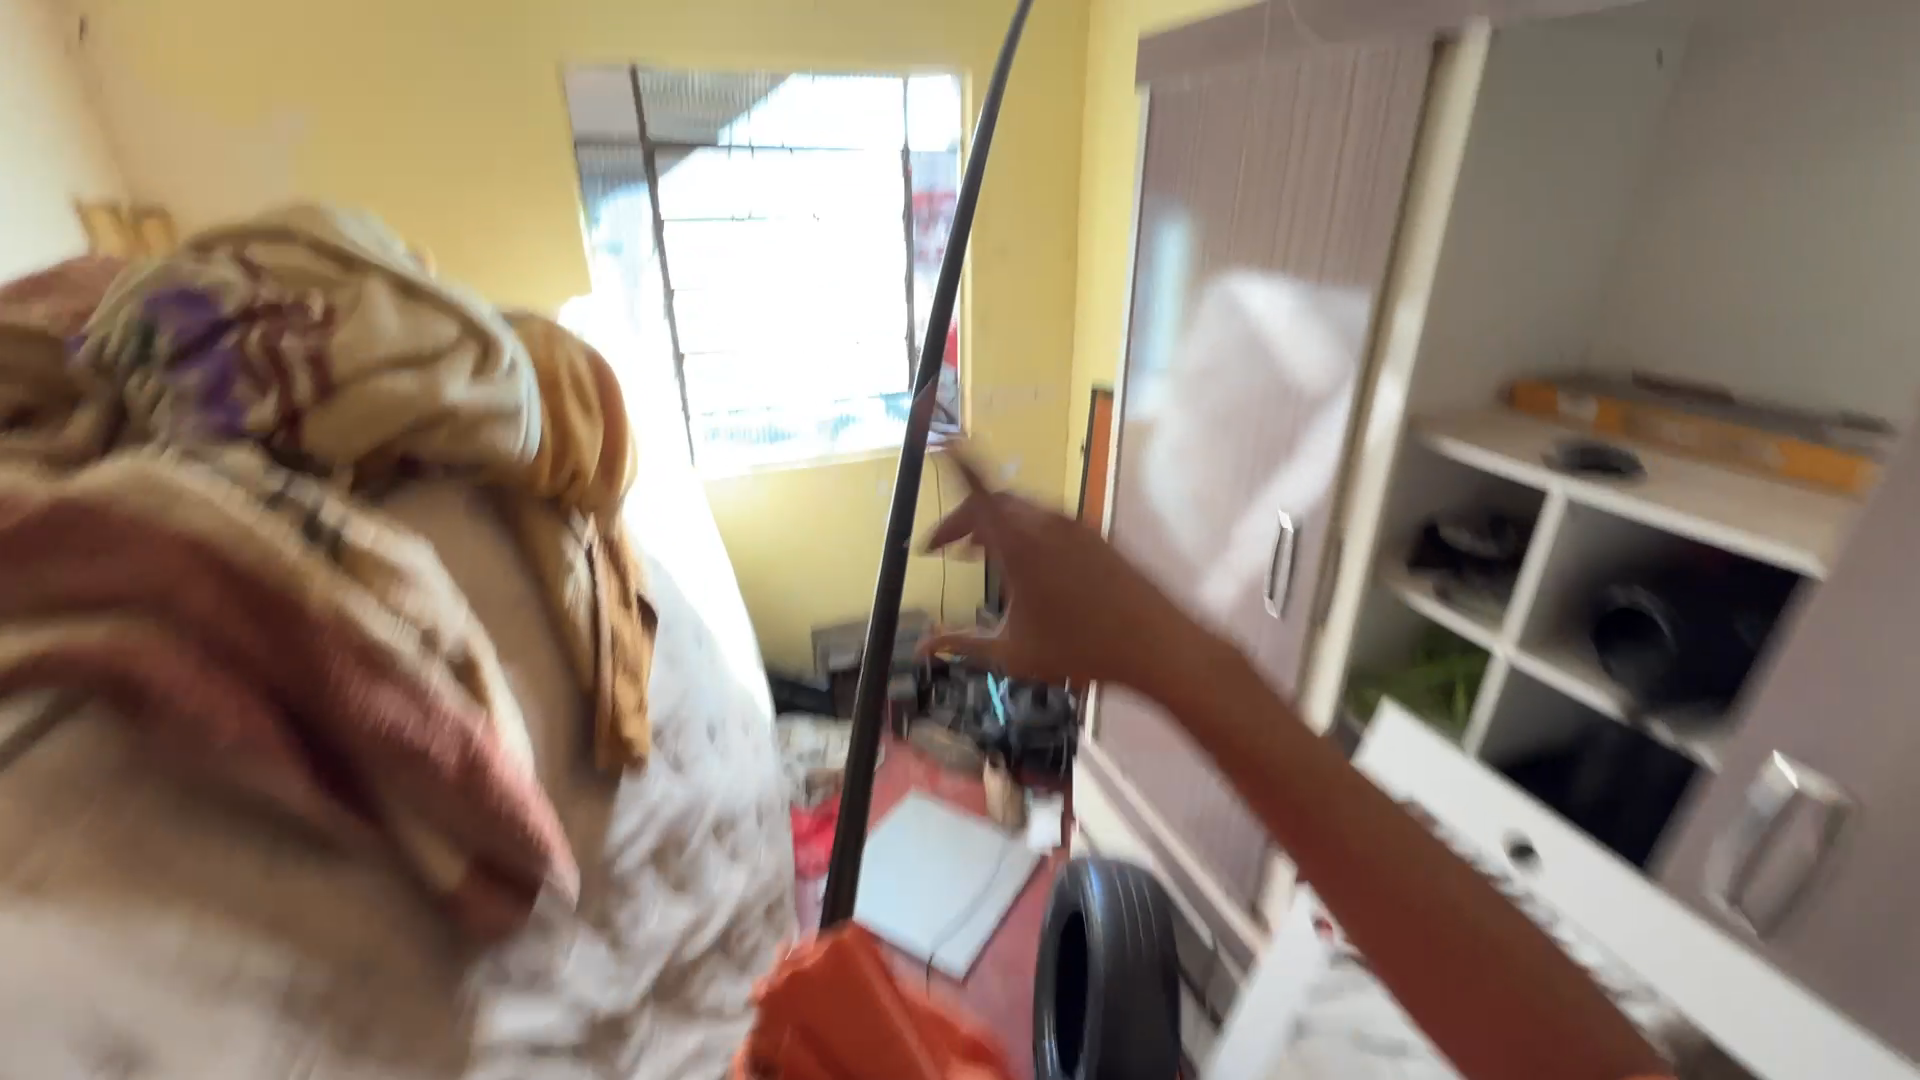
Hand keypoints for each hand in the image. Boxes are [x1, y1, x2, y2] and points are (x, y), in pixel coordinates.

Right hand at [917, 448, 1222, 697]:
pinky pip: (1047, 520)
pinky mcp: (1095, 535)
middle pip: (995, 501)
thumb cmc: (1079, 650)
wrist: (1155, 644)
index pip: (973, 499)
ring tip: (983, 556)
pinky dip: (1024, 531)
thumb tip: (921, 647)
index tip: (930, 543)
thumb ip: (962, 643)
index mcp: (1020, 544)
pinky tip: (1027, 565)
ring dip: (996, 526)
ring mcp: (1075, 526)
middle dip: (966, 522)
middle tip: (951, 551)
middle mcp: (1046, 524)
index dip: (946, 517)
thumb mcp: (1012, 652)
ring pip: (1023, 510)